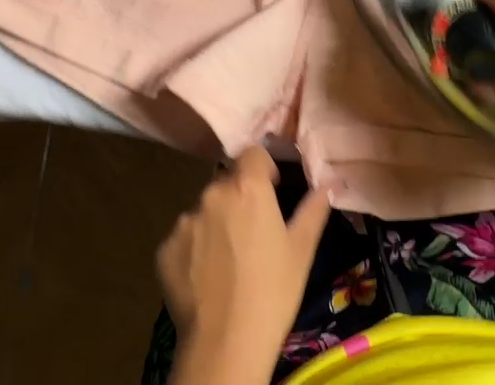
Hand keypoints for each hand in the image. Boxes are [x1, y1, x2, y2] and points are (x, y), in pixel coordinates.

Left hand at [156, 146, 330, 379]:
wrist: (226, 342)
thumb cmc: (273, 292)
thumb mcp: (302, 250)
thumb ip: (314, 209)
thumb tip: (330, 183)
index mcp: (248, 188)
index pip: (252, 153)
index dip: (262, 167)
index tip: (271, 189)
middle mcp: (212, 194)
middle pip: (226, 182)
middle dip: (239, 198)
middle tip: (251, 232)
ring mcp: (184, 220)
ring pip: (203, 210)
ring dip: (215, 222)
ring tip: (227, 260)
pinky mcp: (164, 247)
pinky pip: (183, 237)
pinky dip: (194, 249)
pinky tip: (206, 276)